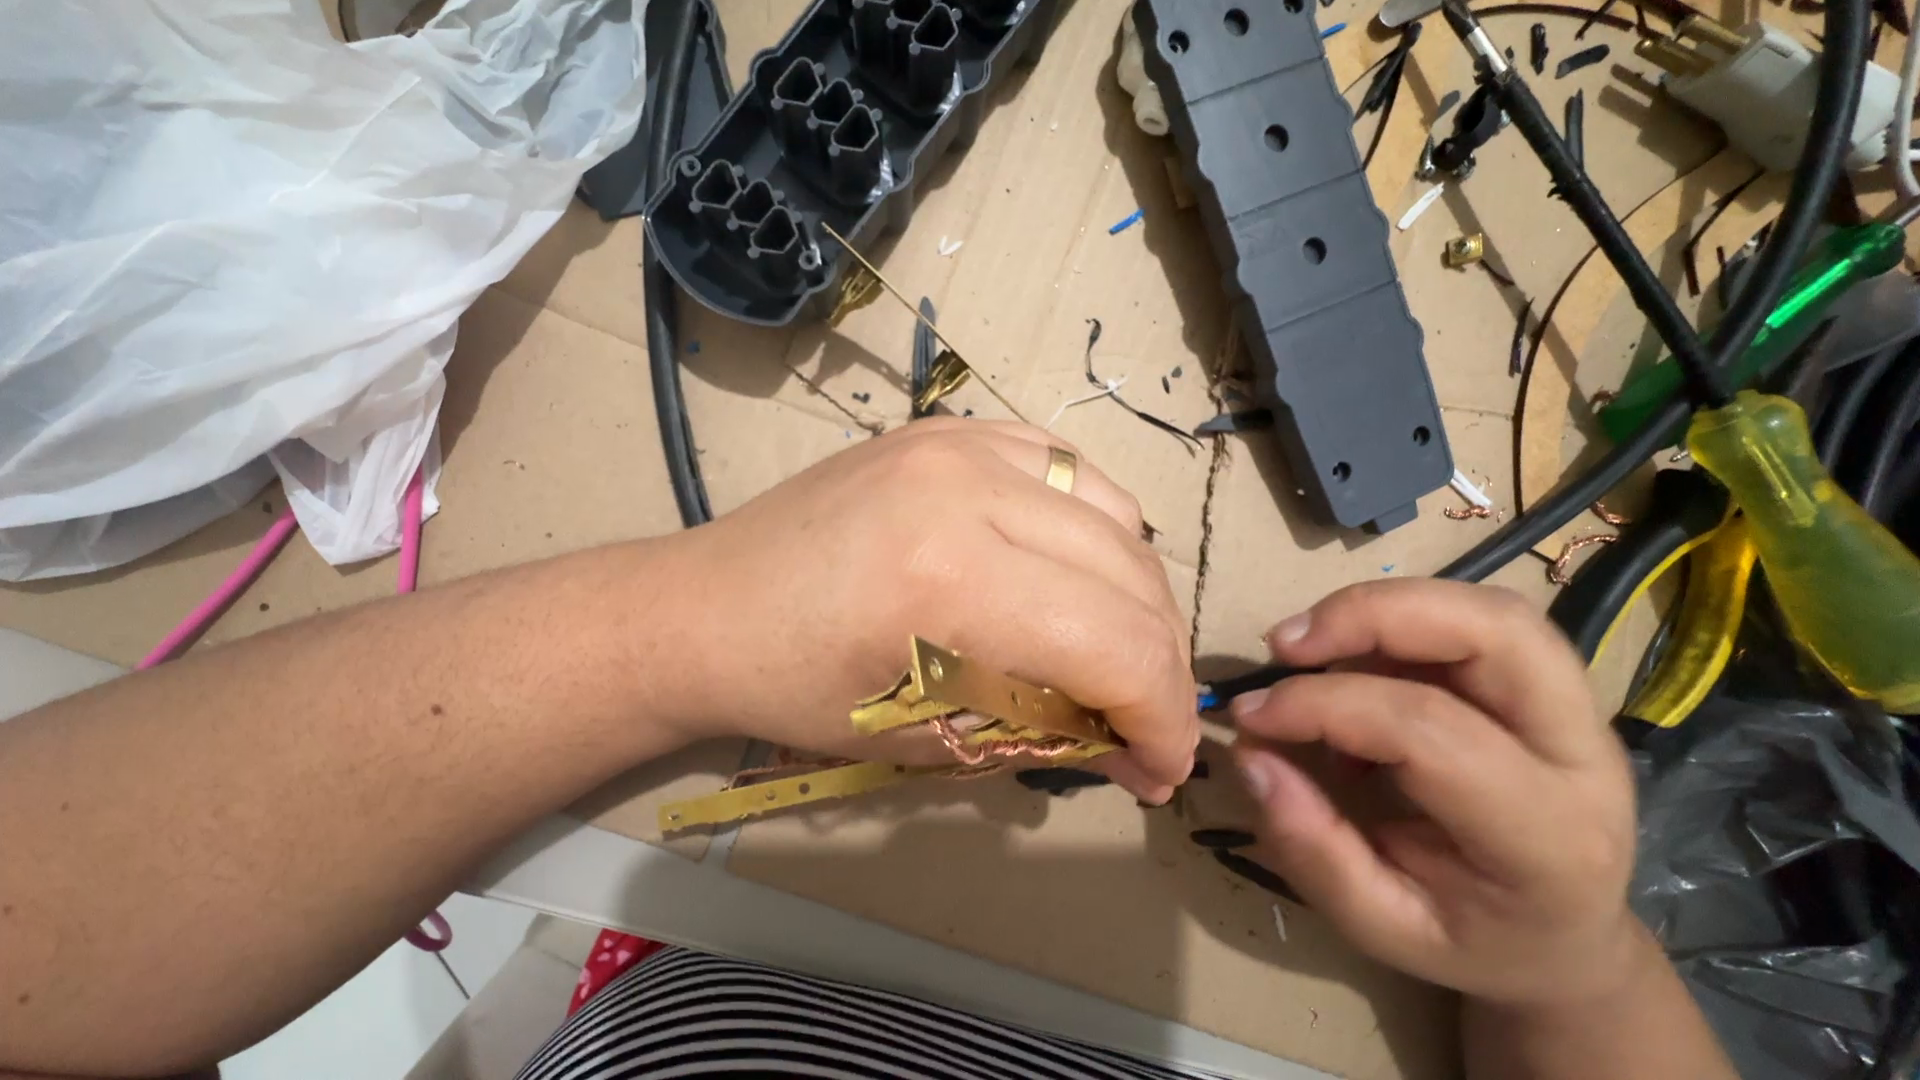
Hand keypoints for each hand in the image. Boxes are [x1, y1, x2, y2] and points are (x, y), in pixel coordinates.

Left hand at [654, 418, 1198, 800]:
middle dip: (1159, 665)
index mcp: (949, 579)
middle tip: (1143, 720)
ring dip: (1135, 592)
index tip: (1160, 767)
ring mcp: (960, 443)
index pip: (1117, 647)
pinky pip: (1067, 467)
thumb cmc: (795, 690)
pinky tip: (1075, 570)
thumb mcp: (924, 740)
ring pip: (1117, 514)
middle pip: (1132, 575)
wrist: (706, 607)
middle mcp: (968, 488)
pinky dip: (1095, 526)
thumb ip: (1045, 734)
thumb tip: (1136, 751)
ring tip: (1112, 647)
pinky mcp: (951, 429)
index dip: (1161, 718)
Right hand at [1229, 580, 1640, 1006]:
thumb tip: (1249, 756)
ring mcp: (1580, 711)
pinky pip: (1476, 620)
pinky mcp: (1554, 686)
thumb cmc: (1472, 940)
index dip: (1324, 707)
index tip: (1249, 716)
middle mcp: (1584, 755)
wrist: (1563, 939)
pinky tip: (1351, 661)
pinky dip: (1398, 621)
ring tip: (1310, 644)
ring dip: (1387, 607)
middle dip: (1375, 613)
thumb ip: (1314, 851)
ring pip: (1493, 610)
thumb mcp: (1381, 927)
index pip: (1429, 731)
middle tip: (1286, 644)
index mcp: (1548, 836)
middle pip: (1497, 632)